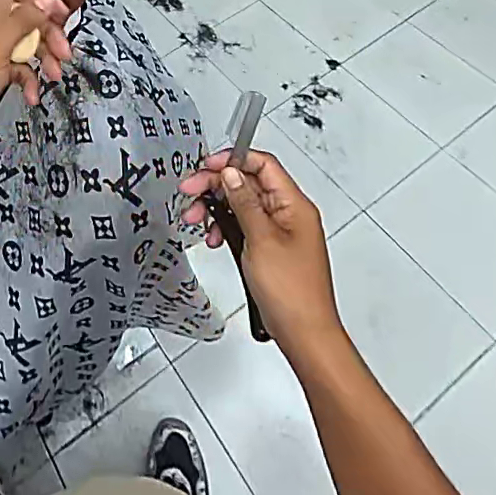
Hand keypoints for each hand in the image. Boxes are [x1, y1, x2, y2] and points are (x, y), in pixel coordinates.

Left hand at [0, 0, 71, 122]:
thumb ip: (25, 18)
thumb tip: (44, 2)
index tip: (60, 12)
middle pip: (27, 16)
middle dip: (48, 34)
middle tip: (62, 49)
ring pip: (27, 41)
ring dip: (44, 58)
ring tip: (53, 73)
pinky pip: (20, 64)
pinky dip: (30, 77)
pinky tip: (32, 91)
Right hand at [179, 148, 340, 348]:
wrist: (304, 335)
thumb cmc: (293, 293)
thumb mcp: (261, 239)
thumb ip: (244, 202)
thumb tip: (230, 174)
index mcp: (294, 204)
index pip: (263, 164)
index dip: (233, 159)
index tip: (207, 166)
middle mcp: (289, 213)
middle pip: (249, 183)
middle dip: (217, 185)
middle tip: (190, 190)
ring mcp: (280, 231)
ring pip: (243, 205)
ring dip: (217, 208)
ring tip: (196, 218)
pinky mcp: (270, 248)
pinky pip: (244, 226)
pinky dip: (226, 228)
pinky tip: (214, 238)